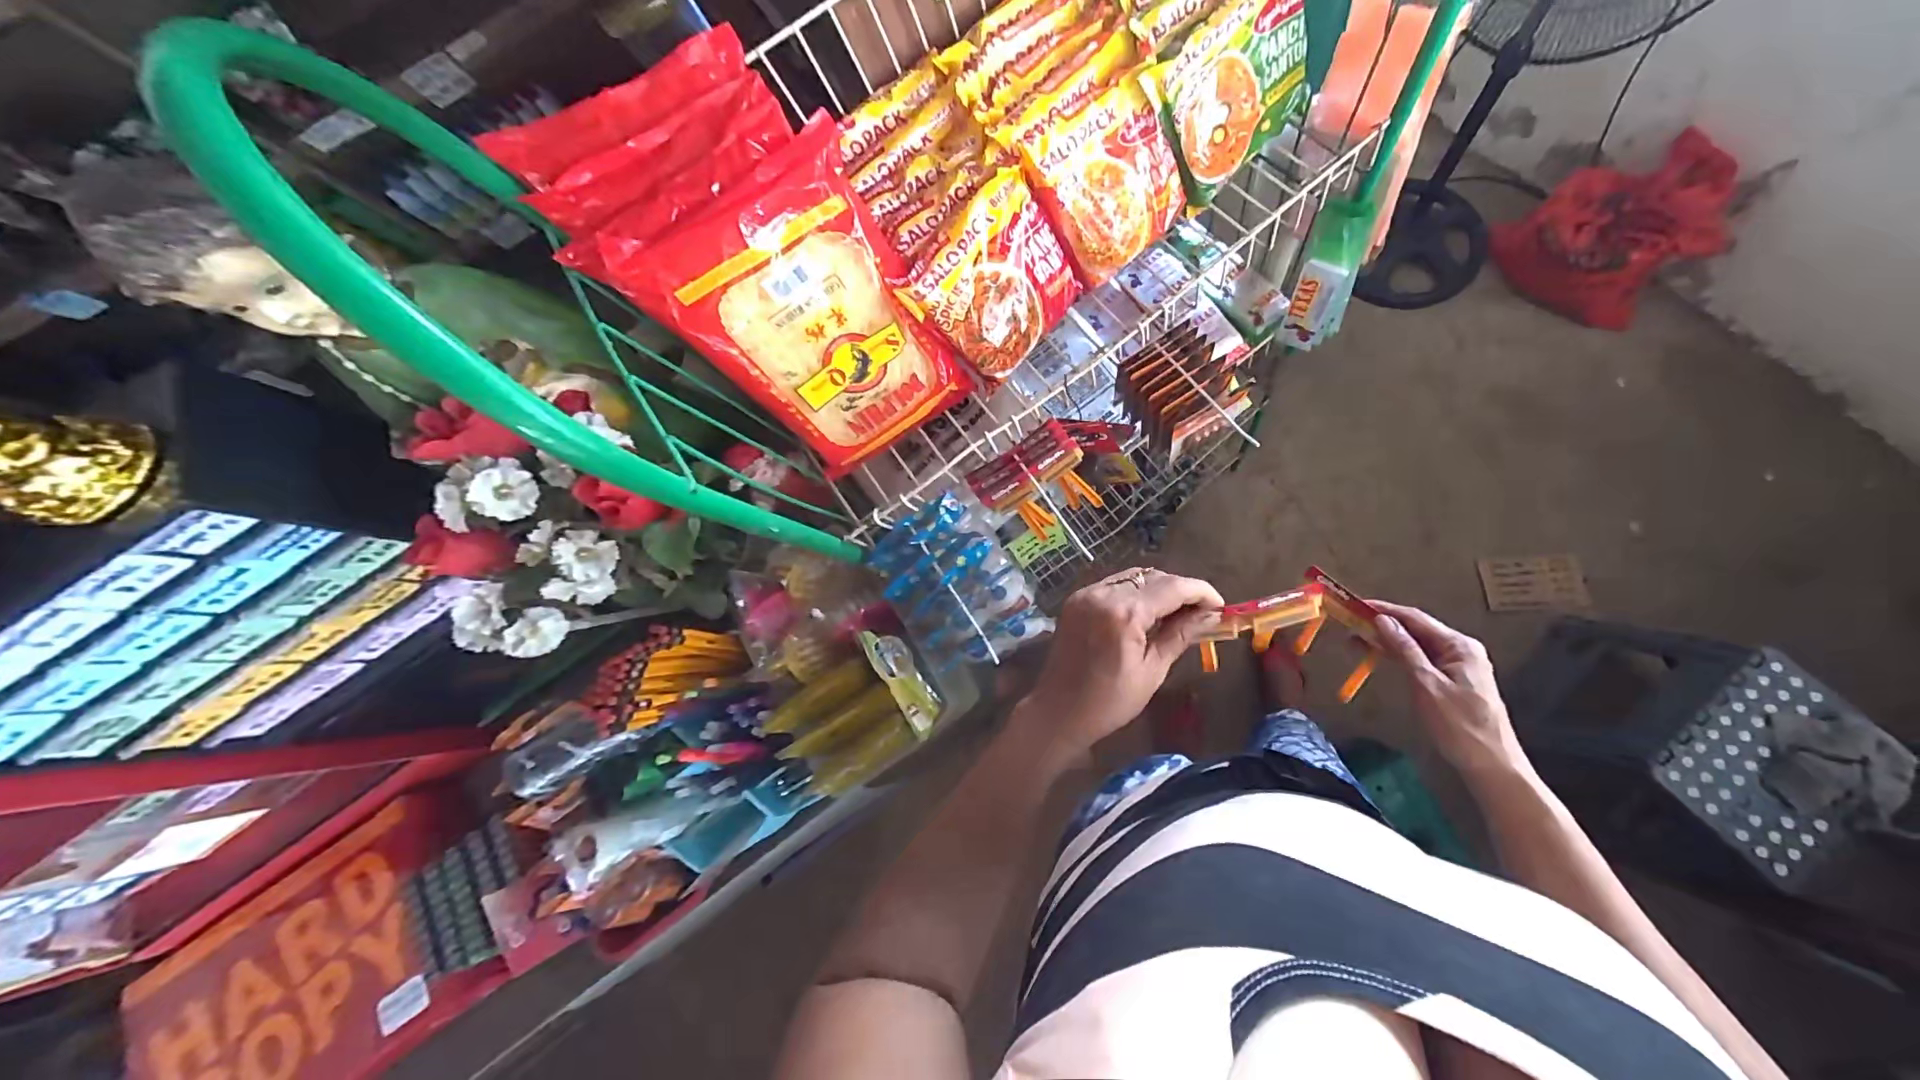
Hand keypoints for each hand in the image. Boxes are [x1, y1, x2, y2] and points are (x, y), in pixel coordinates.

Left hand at [1024, 568, 1222, 747]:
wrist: (1057, 711)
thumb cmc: (1108, 702)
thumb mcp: (1152, 671)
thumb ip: (1179, 635)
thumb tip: (1210, 616)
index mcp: (1124, 613)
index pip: (1173, 587)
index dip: (1202, 592)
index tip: (1221, 606)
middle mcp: (1103, 594)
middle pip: (1153, 577)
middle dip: (1181, 590)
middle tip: (1202, 613)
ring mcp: (1086, 594)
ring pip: (1133, 577)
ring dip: (1158, 588)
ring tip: (1178, 613)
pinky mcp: (1077, 600)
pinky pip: (1114, 585)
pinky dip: (1135, 592)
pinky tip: (1147, 613)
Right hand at [1370, 601, 1528, 777]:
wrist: (1490, 765)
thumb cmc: (1459, 724)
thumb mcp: (1426, 684)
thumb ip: (1405, 649)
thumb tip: (1382, 620)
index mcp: (1460, 646)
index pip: (1415, 618)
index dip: (1384, 610)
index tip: (1355, 605)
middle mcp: (1460, 650)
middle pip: (1415, 629)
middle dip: (1382, 625)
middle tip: (1349, 623)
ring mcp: (1457, 665)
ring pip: (1415, 644)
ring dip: (1386, 640)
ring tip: (1355, 639)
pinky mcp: (1450, 680)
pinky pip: (1419, 659)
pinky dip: (1397, 655)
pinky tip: (1378, 654)